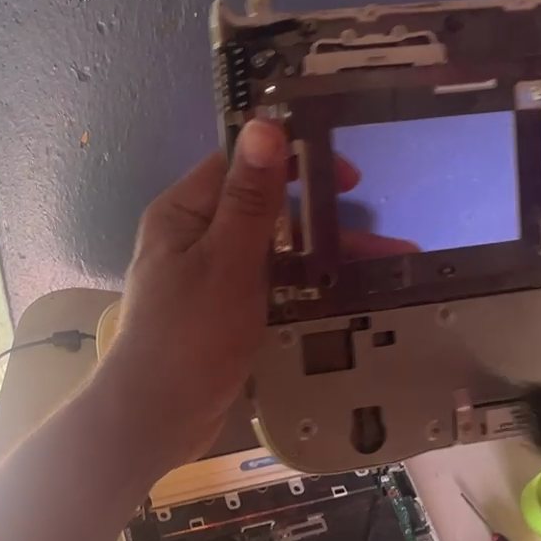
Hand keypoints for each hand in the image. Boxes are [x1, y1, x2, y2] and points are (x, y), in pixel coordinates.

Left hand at [89, 120, 409, 473]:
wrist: (155, 417)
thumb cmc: (188, 335)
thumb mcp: (226, 261)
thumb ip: (250, 198)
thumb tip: (264, 123)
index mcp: (183, 214)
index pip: (240, 165)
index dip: (292, 161)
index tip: (347, 178)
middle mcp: (192, 240)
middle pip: (265, 213)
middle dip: (323, 222)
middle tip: (380, 237)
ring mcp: (207, 279)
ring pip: (272, 254)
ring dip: (323, 258)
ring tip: (386, 269)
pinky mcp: (220, 315)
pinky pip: (268, 289)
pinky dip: (304, 289)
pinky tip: (347, 297)